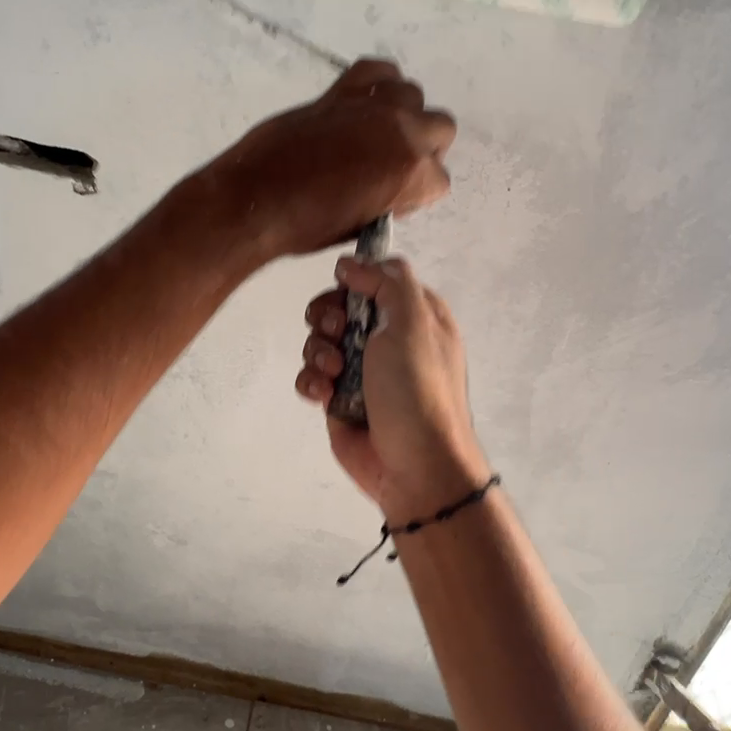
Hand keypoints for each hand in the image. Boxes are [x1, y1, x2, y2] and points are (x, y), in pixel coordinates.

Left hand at [202, 59, 454, 258]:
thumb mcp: (362, 224)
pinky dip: (377, 84)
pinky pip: (378, 70)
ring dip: (402, 113)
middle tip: (390, 164)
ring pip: (413, 95)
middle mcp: (402, 132)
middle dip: (424, 147)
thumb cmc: (306, 226)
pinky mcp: (341, 89)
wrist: (254, 201)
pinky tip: (360, 106)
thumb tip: (393, 188)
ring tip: (372, 135)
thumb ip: (391, 198)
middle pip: (441, 128)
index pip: (440, 179)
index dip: (417, 192)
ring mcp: (372, 105)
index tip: (393, 198)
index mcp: (412, 174)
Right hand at [296, 257, 492, 521]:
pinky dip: (311, 381)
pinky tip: (323, 394)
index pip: (377, 278)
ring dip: (318, 351)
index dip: (356, 280)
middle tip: (338, 331)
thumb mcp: (414, 323)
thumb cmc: (419, 390)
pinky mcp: (340, 400)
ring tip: (334, 371)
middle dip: (328, 316)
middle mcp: (388, 339)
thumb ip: (388, 282)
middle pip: (340, 306)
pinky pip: (312, 376)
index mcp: (415, 316)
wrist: (414, 467)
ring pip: (320, 340)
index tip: (345, 288)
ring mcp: (362, 370)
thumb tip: (352, 263)